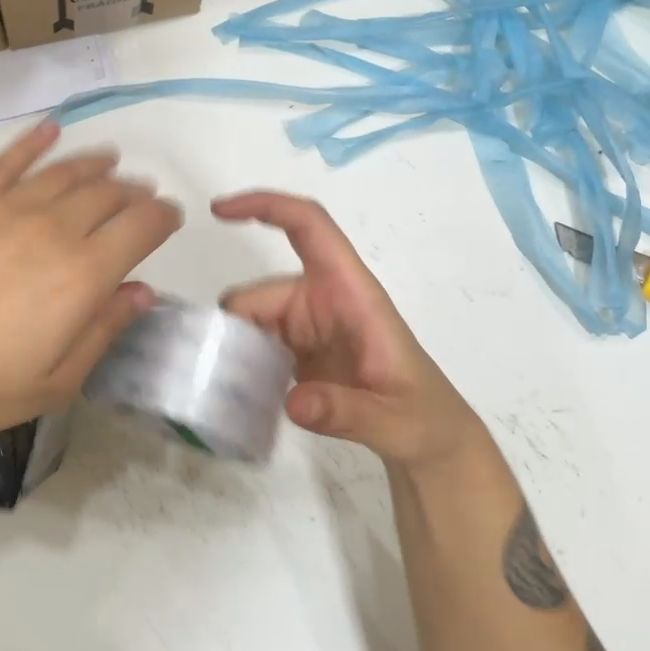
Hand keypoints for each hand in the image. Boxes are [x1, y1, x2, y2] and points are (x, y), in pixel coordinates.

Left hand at [0, 123, 181, 452]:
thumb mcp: (57, 381)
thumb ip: (105, 329)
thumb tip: (143, 291)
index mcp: (84, 275)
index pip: (141, 228)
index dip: (163, 218)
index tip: (169, 218)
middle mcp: (53, 229)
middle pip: (107, 194)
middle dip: (133, 193)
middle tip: (139, 196)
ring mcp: (6, 207)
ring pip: (65, 172)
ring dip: (95, 165)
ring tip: (111, 162)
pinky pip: (8, 160)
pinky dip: (34, 141)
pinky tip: (52, 129)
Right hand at [213, 192, 485, 469]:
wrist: (430, 444)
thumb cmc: (422, 420)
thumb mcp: (394, 422)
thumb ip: (347, 413)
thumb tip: (294, 402)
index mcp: (351, 292)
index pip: (308, 227)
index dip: (267, 206)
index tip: (220, 211)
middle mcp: (321, 299)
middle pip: (259, 292)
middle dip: (237, 325)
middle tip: (230, 375)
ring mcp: (305, 324)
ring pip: (248, 319)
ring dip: (236, 349)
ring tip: (241, 391)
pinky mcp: (294, 349)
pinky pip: (251, 342)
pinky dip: (240, 362)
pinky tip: (243, 392)